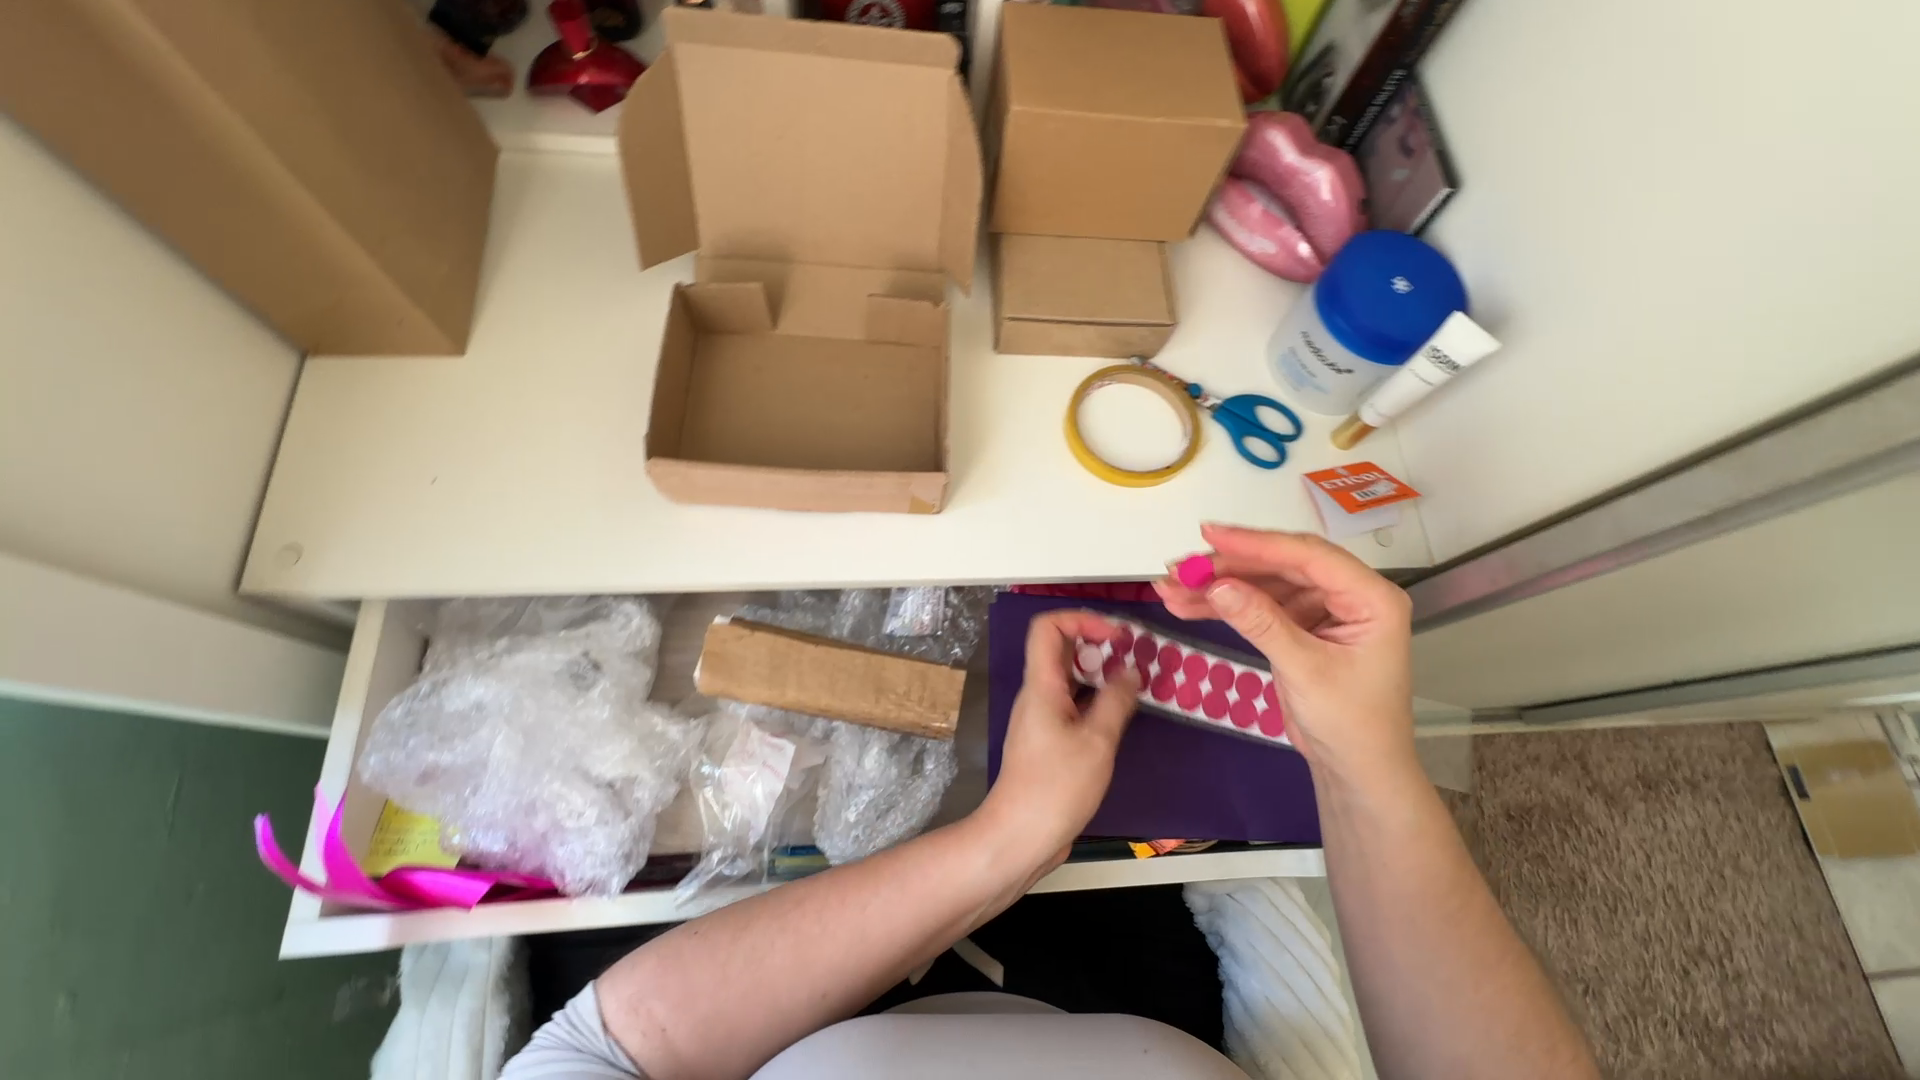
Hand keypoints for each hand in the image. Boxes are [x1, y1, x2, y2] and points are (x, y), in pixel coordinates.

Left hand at [977, 611, 1138, 875]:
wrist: (1020, 837)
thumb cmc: (1056, 787)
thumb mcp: (1096, 742)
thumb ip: (1115, 701)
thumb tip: (1131, 671)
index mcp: (1041, 685)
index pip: (1047, 627)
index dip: (1081, 619)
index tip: (1116, 636)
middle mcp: (1037, 695)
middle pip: (1061, 650)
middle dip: (1097, 644)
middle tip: (1134, 658)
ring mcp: (1041, 718)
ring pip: (1069, 679)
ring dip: (1100, 674)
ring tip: (1136, 683)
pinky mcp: (1049, 742)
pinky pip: (1073, 705)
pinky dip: (1096, 700)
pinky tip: (1122, 715)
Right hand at [1156, 524, 1416, 788]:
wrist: (1355, 772)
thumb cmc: (1349, 723)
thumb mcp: (1305, 670)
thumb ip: (1261, 623)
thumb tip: (1216, 586)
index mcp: (1370, 597)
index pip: (1308, 557)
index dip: (1256, 543)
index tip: (1210, 535)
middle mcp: (1347, 594)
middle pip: (1279, 566)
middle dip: (1226, 567)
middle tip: (1178, 568)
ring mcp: (1321, 610)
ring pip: (1262, 585)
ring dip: (1216, 587)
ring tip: (1169, 586)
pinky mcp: (1298, 627)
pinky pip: (1257, 607)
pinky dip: (1222, 607)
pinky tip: (1186, 605)